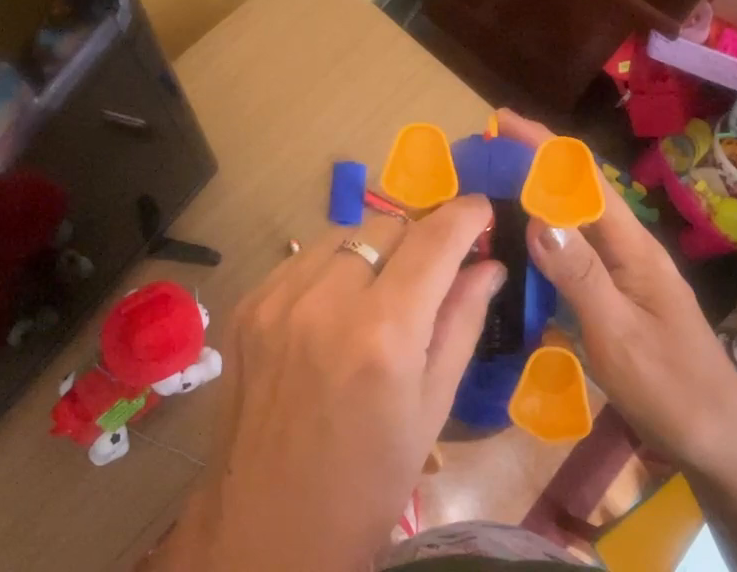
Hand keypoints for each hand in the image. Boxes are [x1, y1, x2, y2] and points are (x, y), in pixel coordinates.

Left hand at [155, 196, 505, 571]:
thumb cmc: (368, 481)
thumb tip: (488, 265)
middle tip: (431, 271)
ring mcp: (276, 300)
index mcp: (381, 334)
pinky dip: (328, 269)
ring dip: (371, 252)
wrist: (268, 526)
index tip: (482, 211)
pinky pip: (300, 259)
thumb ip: (461, 323)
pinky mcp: (247, 306)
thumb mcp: (430, 409)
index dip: (465, 216)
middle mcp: (324, 302)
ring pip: (340, 235)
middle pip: (385, 228)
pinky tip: (334, 309)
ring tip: (380, 293)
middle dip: (417, 241)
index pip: (432, 241)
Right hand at [497, 110, 736, 476]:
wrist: (720, 445)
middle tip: (481, 157)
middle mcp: (629, 251)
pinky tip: (518, 250)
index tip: (500, 121)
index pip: (585, 180)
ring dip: (535, 199)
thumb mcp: (617, 334)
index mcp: (634, 249)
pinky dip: (542, 241)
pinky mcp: (618, 299)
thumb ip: (579, 275)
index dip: (543, 145)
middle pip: (578, 192)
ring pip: (574, 223)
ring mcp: (625, 276)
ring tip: (489, 192)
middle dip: (533, 165)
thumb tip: (536, 213)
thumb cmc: (670, 390)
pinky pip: (574, 256)